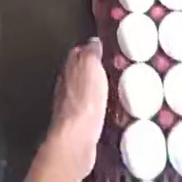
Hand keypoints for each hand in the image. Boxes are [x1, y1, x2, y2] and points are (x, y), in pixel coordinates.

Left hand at [44, 38, 106, 174]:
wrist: (76, 140)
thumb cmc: (84, 101)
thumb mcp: (92, 65)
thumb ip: (92, 51)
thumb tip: (93, 41)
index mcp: (70, 65)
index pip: (81, 50)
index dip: (94, 49)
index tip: (107, 50)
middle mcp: (66, 83)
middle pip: (82, 71)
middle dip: (96, 71)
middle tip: (115, 71)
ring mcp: (70, 105)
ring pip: (85, 91)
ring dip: (98, 91)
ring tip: (115, 92)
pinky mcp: (78, 125)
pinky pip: (91, 110)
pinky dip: (99, 109)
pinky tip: (109, 113)